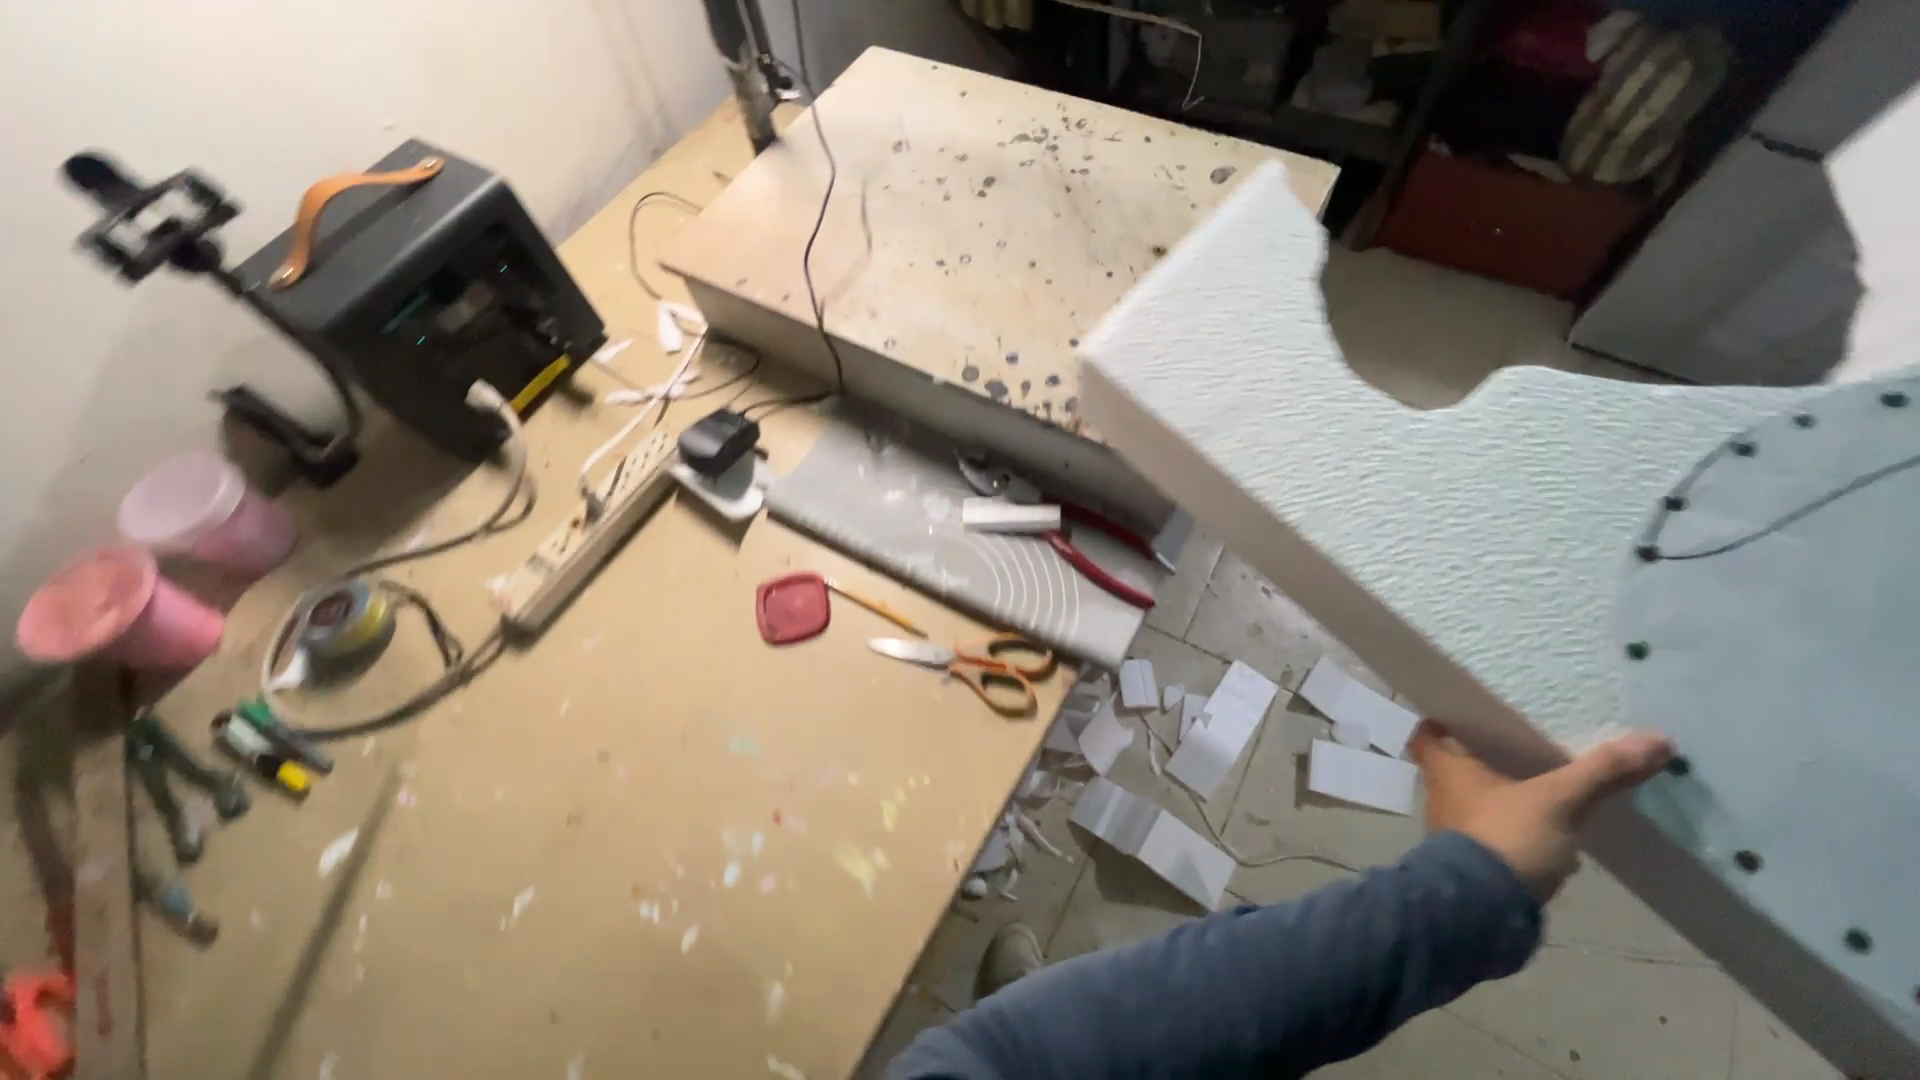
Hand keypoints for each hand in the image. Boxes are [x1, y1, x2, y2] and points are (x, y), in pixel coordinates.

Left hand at [1409, 720, 1672, 901]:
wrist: (1483, 909)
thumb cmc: (1505, 837)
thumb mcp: (1557, 801)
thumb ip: (1601, 771)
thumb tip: (1655, 739)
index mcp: (1444, 767)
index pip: (1427, 732)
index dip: (1444, 719)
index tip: (1473, 710)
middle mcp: (1442, 793)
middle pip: (1459, 764)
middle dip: (1489, 754)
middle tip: (1524, 740)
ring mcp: (1458, 828)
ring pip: (1482, 798)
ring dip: (1511, 792)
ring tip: (1552, 779)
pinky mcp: (1479, 859)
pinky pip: (1501, 831)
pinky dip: (1524, 827)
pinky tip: (1560, 831)